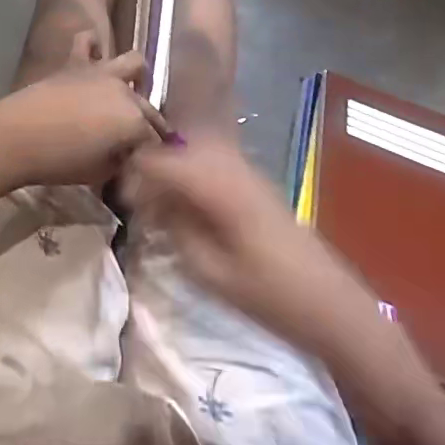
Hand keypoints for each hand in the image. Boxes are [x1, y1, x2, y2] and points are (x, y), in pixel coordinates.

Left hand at [0, 33, 163, 187]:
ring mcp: (101, 73)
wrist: (17, 137)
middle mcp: (124, 92)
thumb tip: (126, 155)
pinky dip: (93, 46)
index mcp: (134, 121)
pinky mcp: (75, 63)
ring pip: (133, 63)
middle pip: (147, 107)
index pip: (153, 138)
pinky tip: (94, 57)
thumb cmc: (60, 162)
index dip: (150, 153)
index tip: (143, 164)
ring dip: (137, 77)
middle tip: (135, 143)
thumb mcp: (99, 174)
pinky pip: (88, 41)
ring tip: (130, 91)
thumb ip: (120, 162)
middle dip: (148, 125)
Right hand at [123, 138, 373, 350]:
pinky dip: (190, 173)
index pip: (159, 158)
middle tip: (134, 198)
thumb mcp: (209, 270)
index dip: (133, 171)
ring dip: (170, 167)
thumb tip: (153, 204)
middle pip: (175, 146)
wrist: (327, 299)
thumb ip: (175, 228)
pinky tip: (185, 204)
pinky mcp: (252, 179)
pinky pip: (210, 161)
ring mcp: (244, 168)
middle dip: (149, 165)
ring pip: (192, 149)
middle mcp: (228, 164)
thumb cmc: (267, 292)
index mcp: (215, 183)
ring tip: (156, 201)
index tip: (117, 193)